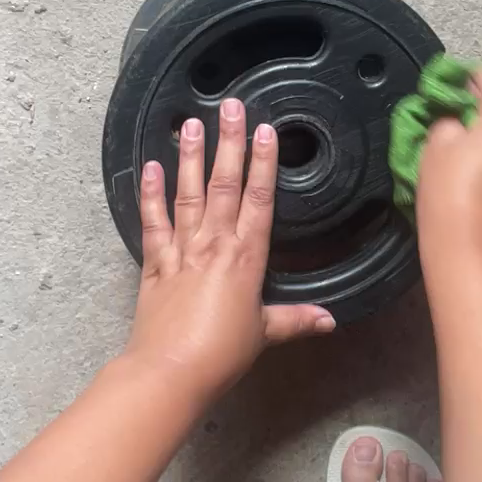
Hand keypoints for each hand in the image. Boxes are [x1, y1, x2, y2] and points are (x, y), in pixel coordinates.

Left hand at [123, 98, 335, 402]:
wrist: (170, 373)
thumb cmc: (222, 353)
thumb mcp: (264, 333)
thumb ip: (296, 320)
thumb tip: (331, 320)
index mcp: (247, 256)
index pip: (259, 199)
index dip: (263, 162)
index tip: (265, 130)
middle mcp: (215, 243)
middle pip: (225, 184)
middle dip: (229, 143)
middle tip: (230, 107)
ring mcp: (182, 249)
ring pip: (189, 194)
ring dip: (191, 157)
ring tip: (192, 123)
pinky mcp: (154, 262)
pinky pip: (153, 221)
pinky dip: (150, 193)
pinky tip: (151, 166)